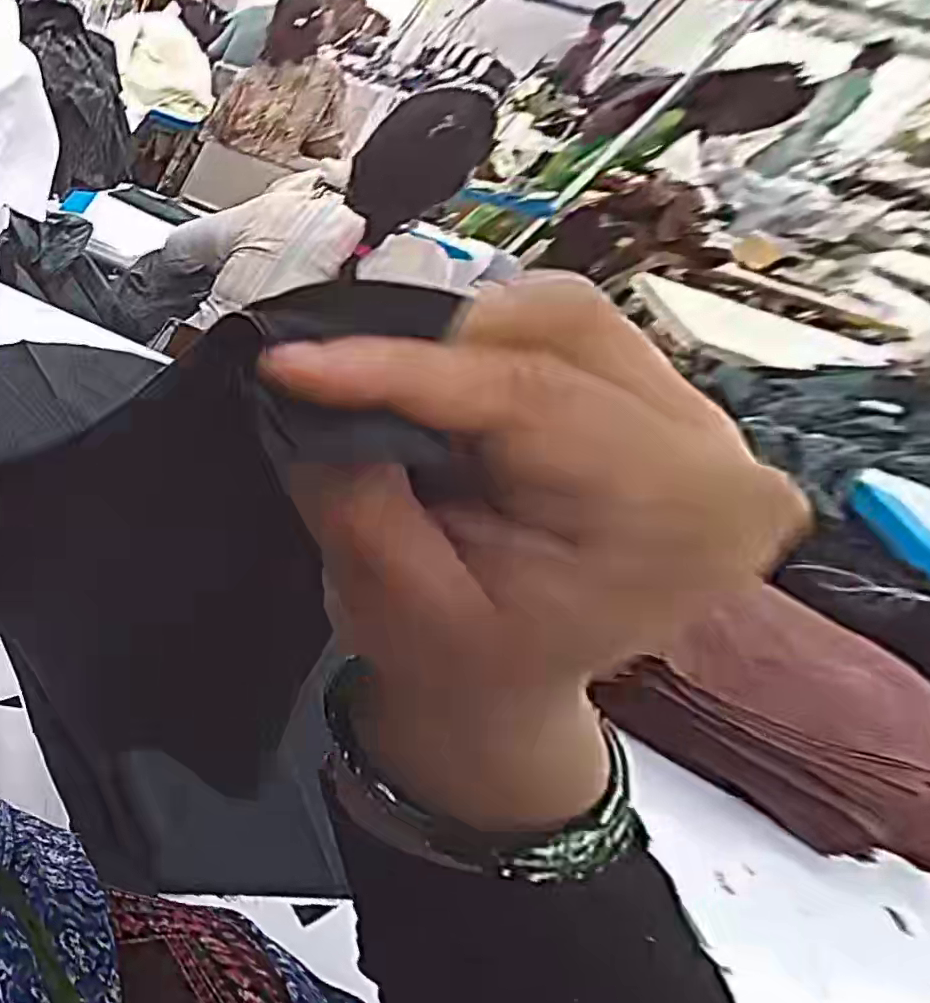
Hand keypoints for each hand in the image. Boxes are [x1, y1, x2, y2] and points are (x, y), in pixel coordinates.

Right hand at [263, 273, 809, 824]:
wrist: (494, 684)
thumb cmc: (450, 661)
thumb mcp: (387, 593)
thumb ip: (352, 492)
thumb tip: (311, 400)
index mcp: (672, 516)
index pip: (524, 396)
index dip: (391, 368)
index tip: (288, 363)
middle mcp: (714, 452)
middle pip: (559, 327)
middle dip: (423, 341)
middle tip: (327, 375)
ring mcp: (691, 424)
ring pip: (554, 319)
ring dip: (443, 344)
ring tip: (373, 393)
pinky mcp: (646, 411)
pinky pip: (548, 341)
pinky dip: (464, 355)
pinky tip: (421, 397)